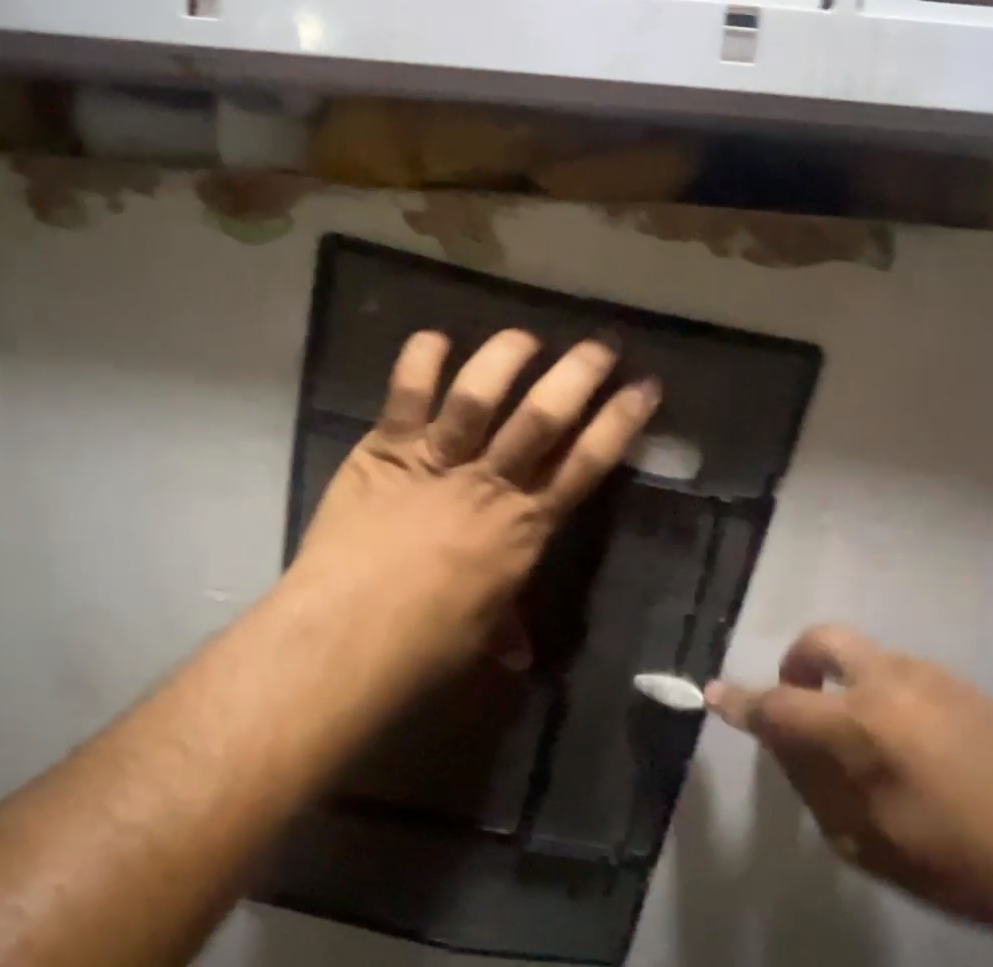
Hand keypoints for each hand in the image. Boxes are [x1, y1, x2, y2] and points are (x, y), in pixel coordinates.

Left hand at [283, 328, 659, 685]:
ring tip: (526, 336)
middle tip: (601, 344)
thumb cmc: (425, 646)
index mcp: (525, 527)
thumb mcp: (480, 634)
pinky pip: (407, 393)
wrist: (348, 635)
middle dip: (580, 373)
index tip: (644, 386)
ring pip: (480, 393)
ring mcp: (438, 460)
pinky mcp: (387, 450)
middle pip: (545, 416)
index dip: (620, 422)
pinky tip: (435, 338)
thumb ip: (504, 627)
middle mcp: (490, 482)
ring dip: (507, 356)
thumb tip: (521, 656)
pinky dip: (420, 359)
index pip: (587, 463)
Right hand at [706, 628, 992, 944]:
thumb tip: (783, 739)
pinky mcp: (962, 685)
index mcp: (860, 726)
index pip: (779, 705)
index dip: (741, 702)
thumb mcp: (865, 839)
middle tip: (797, 701)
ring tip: (860, 740)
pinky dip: (881, 693)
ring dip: (844, 683)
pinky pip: (900, 674)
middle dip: (797, 663)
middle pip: (824, 640)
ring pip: (865, 657)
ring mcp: (931, 677)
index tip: (713, 693)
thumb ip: (813, 779)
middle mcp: (890, 683)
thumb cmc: (954, 860)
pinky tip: (906, 744)